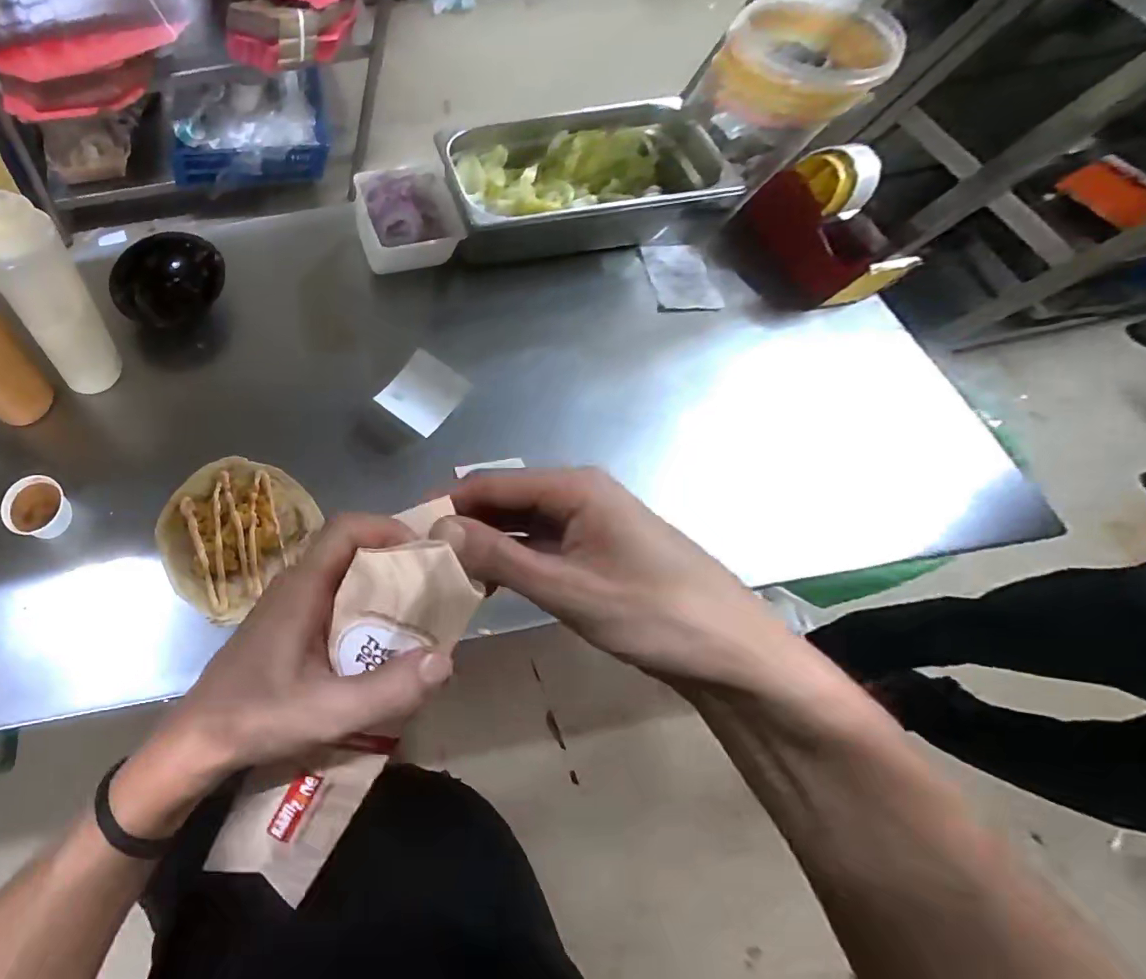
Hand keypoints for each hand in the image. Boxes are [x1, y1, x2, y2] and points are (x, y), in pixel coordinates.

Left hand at [115, 515, 453, 834]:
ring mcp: (287, 606)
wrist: (199, 739)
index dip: (387, 528)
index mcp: (302, 588)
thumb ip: (388, 689)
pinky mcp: (286, 628)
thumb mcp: (330, 711)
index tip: (427, 552)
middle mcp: (294, 586)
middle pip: (348, 550)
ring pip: (341, 578)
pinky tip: (379, 648)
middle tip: (435, 589)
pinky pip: (331, 603)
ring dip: (379, 589)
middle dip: (394, 561)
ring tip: (419, 617)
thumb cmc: (258, 716)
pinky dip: (361, 611)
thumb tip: (444, 659)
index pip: (345, 529)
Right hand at [431, 468, 798, 695]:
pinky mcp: (595, 550)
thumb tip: (437, 531)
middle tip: (417, 555)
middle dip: (460, 524)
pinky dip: (508, 560)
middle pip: (502, 500)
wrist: (740, 660)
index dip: (445, 503)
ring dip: (481, 544)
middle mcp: (579, 494)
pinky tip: (484, 584)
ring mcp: (588, 522)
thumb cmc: (657, 617)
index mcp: (575, 489)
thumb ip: (500, 558)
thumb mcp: (570, 590)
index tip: (405, 530)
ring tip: (440, 571)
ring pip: (518, 524)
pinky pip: (537, 545)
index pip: (491, 484)